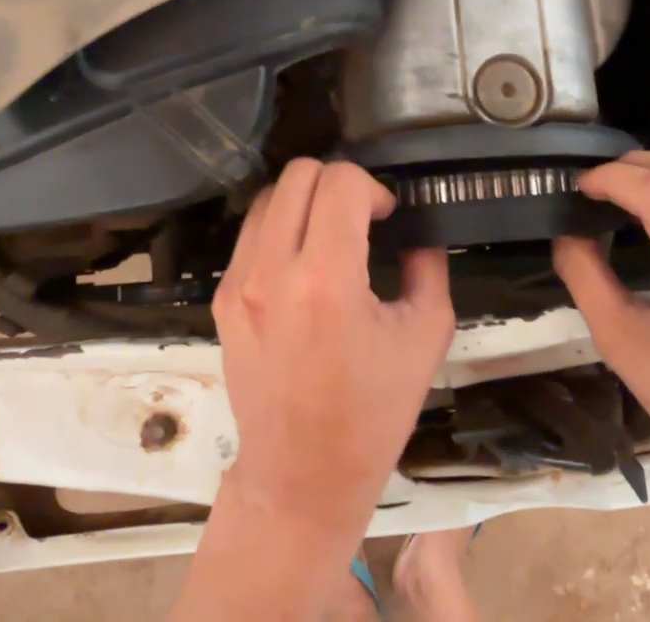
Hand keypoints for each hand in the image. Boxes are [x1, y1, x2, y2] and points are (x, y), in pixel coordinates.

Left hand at [212, 158, 454, 532]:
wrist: (301, 474)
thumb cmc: (373, 413)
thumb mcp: (425, 337)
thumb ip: (428, 268)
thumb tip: (416, 230)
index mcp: (326, 280)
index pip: (340, 183)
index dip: (373, 188)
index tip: (387, 218)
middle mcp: (271, 271)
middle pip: (298, 175)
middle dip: (338, 182)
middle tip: (362, 217)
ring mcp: (237, 284)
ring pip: (269, 198)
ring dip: (305, 202)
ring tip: (330, 236)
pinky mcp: (221, 299)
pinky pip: (250, 235)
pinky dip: (280, 230)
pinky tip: (303, 264)